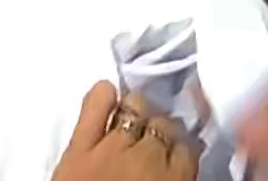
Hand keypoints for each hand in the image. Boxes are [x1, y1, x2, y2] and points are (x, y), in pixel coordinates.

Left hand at [53, 82, 198, 180]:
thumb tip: (181, 173)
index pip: (188, 152)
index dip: (182, 153)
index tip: (178, 157)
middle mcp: (146, 160)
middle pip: (163, 125)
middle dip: (162, 132)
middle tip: (156, 145)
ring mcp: (110, 147)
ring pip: (134, 107)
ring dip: (138, 115)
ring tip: (134, 125)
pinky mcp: (79, 143)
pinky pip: (95, 102)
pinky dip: (103, 95)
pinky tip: (108, 101)